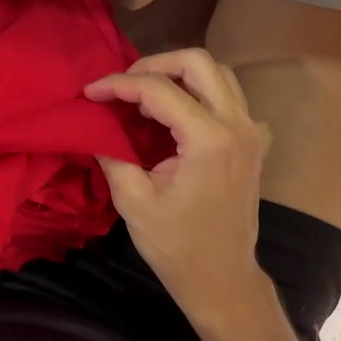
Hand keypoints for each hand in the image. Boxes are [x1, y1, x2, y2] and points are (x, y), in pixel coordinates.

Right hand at [85, 49, 275, 335]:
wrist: (221, 277)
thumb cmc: (175, 244)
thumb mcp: (132, 200)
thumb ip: (112, 153)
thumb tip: (93, 123)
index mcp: (209, 140)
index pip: (159, 89)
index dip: (118, 84)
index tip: (89, 92)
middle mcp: (237, 125)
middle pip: (198, 63)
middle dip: (153, 65)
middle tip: (122, 85)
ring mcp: (250, 131)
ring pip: (217, 73)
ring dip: (177, 75)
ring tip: (142, 94)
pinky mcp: (251, 141)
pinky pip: (227, 96)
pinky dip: (197, 92)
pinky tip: (172, 114)